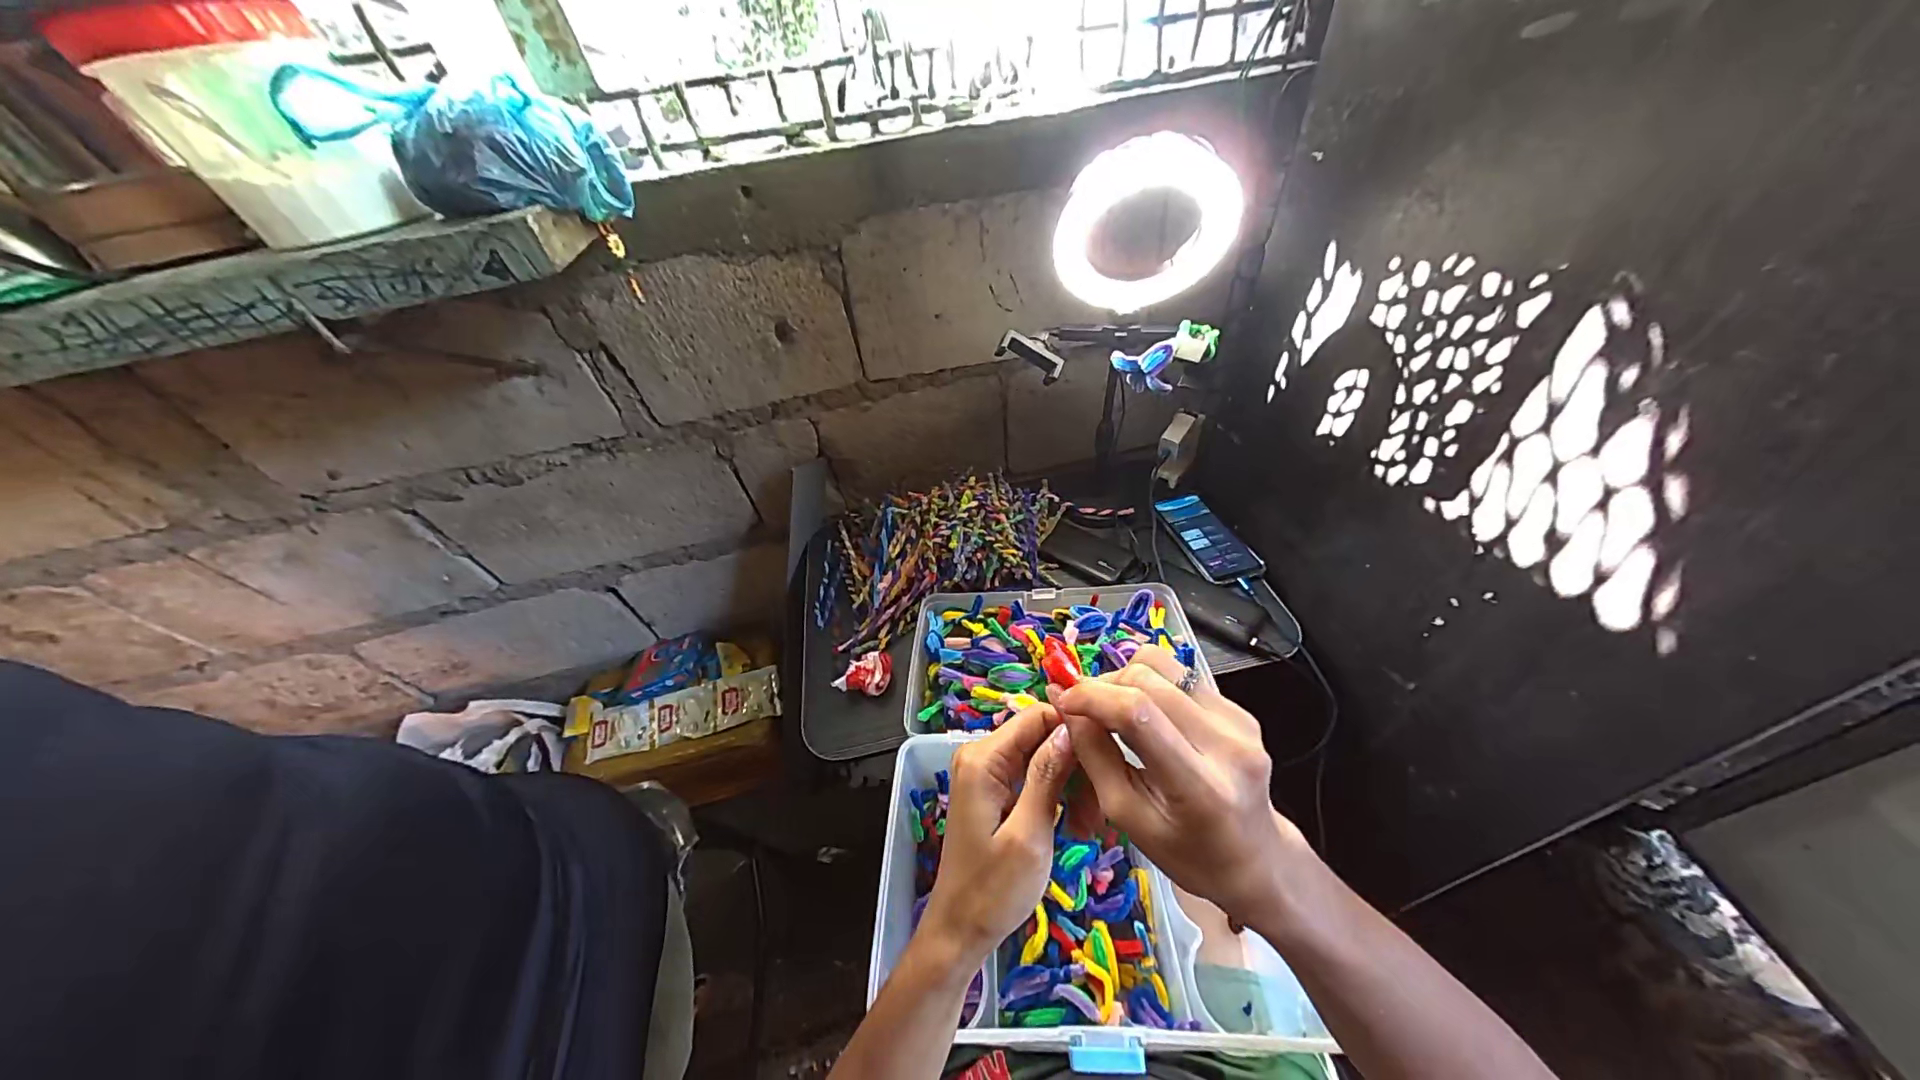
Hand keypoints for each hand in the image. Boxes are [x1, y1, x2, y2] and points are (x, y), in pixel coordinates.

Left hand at [920, 704, 1076, 964]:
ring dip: (1069, 783)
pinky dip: (1056, 794)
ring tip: (1087, 823)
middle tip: (1096, 809)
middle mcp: (981, 755)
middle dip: (1074, 763)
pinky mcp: (994, 791)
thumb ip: (1048, 776)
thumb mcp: (1028, 834)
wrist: (960, 931)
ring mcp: (986, 773)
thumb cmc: (993, 891)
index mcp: (983, 759)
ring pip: (1041, 756)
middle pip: (1040, 735)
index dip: (1074, 729)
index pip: (1037, 715)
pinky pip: (1032, 776)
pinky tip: (1073, 822)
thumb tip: (1071, 728)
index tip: (1107, 758)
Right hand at [1054, 646, 1309, 924]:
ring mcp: (1239, 722)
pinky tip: (1149, 717)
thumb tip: (1065, 705)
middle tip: (1085, 707)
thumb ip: (1094, 755)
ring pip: (1165, 665)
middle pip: (1149, 678)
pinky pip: (1181, 677)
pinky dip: (1152, 687)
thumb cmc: (1188, 852)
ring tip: (1115, 708)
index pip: (1139, 714)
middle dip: (1104, 684)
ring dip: (1127, 678)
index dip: (1093, 696)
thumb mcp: (1127, 816)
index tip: (1063, 698)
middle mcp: (1228, 745)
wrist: (1255, 859)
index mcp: (1200, 786)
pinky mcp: (1241, 710)